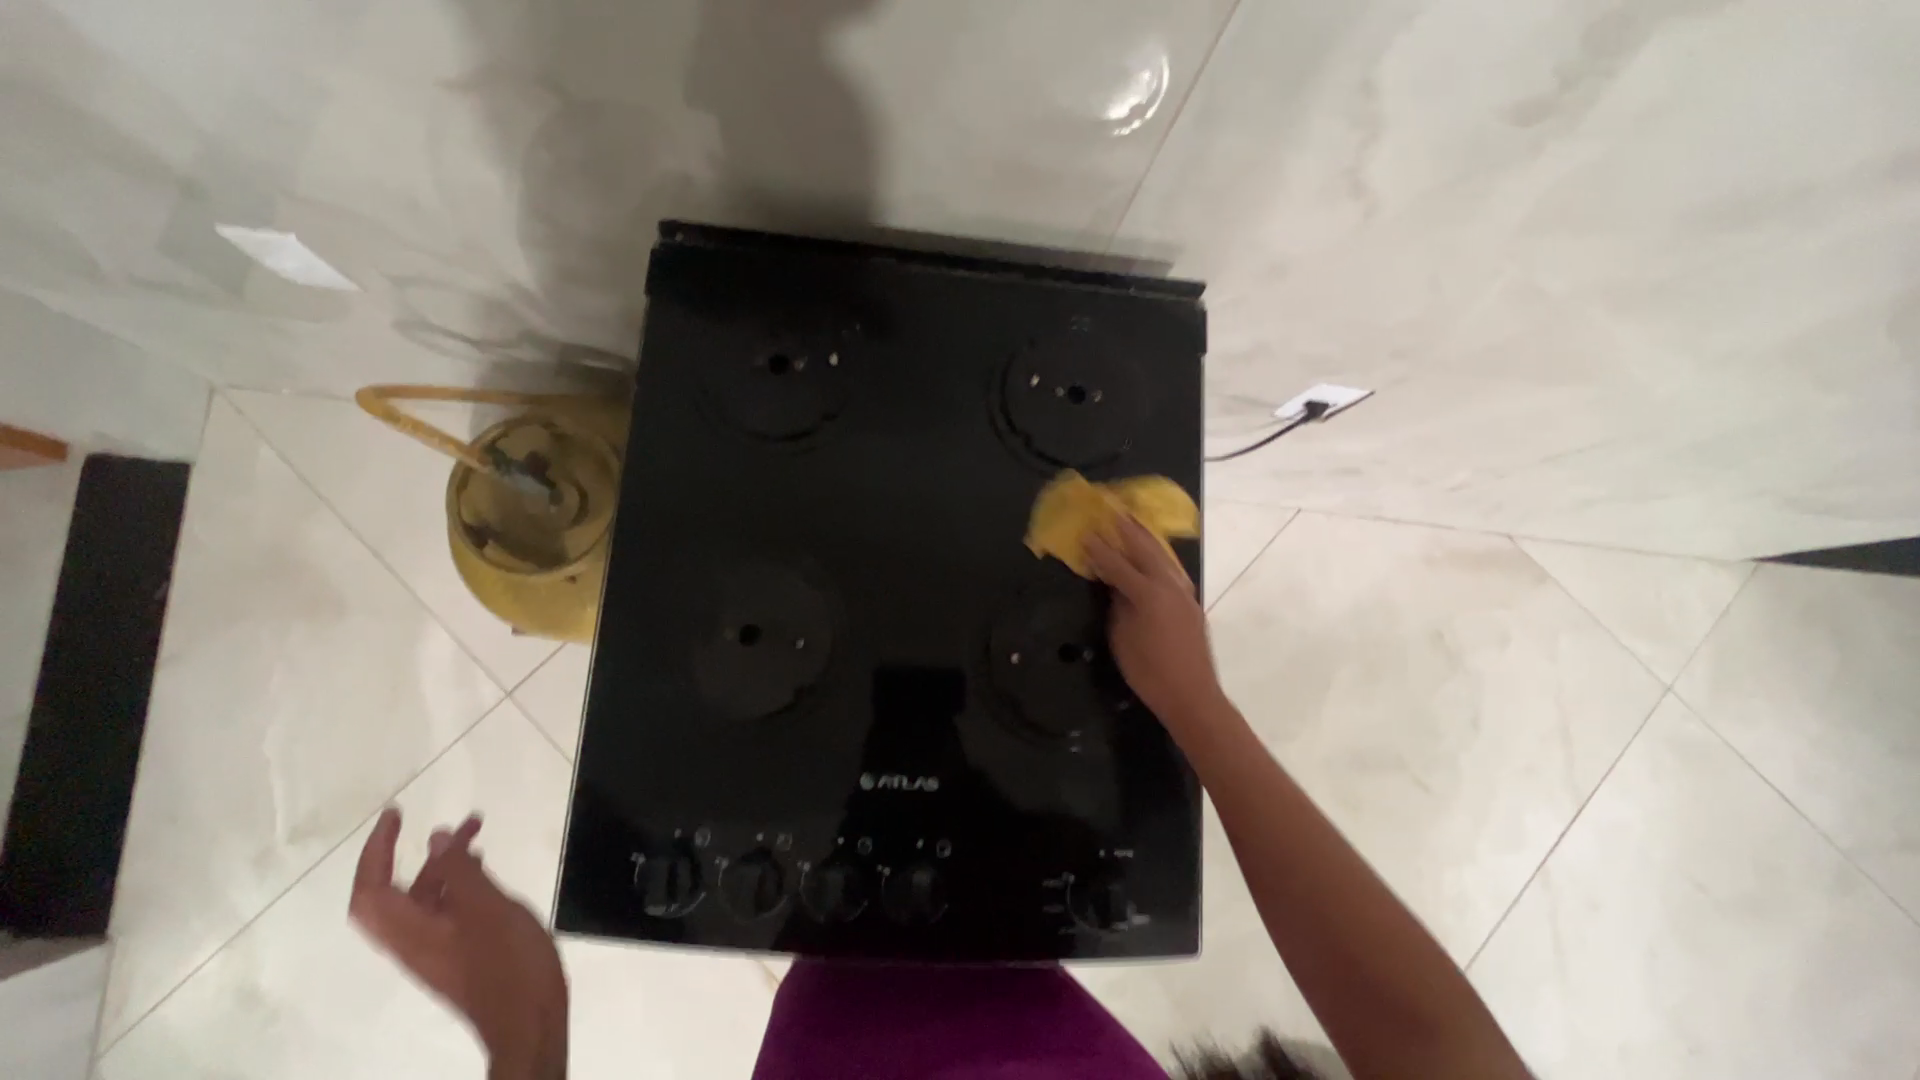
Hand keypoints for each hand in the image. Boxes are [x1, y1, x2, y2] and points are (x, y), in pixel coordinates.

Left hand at [350, 808, 567, 1079]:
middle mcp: (414, 942)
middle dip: (419, 853)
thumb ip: (461, 874)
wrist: (529, 1021)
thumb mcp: (489, 909)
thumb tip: (436, 841)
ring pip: (426, 900)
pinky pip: (446, 911)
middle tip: (453, 822)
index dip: (376, 850)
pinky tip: (487, 872)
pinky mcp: (460, 955)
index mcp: (412, 933)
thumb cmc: (509, 962)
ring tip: (481, 835)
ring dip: (446, 865)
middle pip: (395, 893)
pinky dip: (460, 884)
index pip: (370, 890)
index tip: (397, 816)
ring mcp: (437, 951)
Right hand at [1085, 515, 1224, 724]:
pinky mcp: (1191, 603)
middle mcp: (1169, 586)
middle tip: (1113, 512)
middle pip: (1146, 550)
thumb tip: (1114, 585)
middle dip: (1128, 531)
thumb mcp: (1122, 638)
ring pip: (1164, 557)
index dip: (1100, 550)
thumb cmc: (1149, 672)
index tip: (1086, 533)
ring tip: (1133, 523)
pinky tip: (1155, 555)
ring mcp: (1184, 593)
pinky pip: (1173, 570)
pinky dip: (1160, 556)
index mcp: (1147, 594)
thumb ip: (1117, 605)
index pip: (1118, 565)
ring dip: (1147, 539)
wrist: (1191, 695)